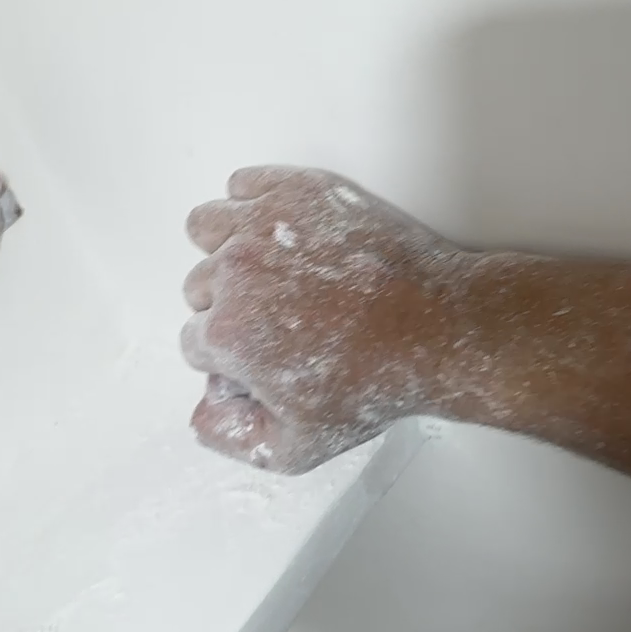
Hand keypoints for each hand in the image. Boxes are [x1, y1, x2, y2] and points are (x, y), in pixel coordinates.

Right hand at [180, 166, 471, 473]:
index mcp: (228, 334)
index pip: (193, 341)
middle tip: (275, 315)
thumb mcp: (298, 446)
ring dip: (223, 249)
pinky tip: (277, 231)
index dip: (226, 354)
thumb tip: (201, 415)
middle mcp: (233, 273)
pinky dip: (249, 205)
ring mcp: (261, 225)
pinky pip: (242, 186)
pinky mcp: (293, 191)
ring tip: (266, 268)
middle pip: (198, 287)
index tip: (259, 353)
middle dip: (227, 305)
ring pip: (205, 229)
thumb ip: (235, 439)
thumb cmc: (373, 384)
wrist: (437, 328)